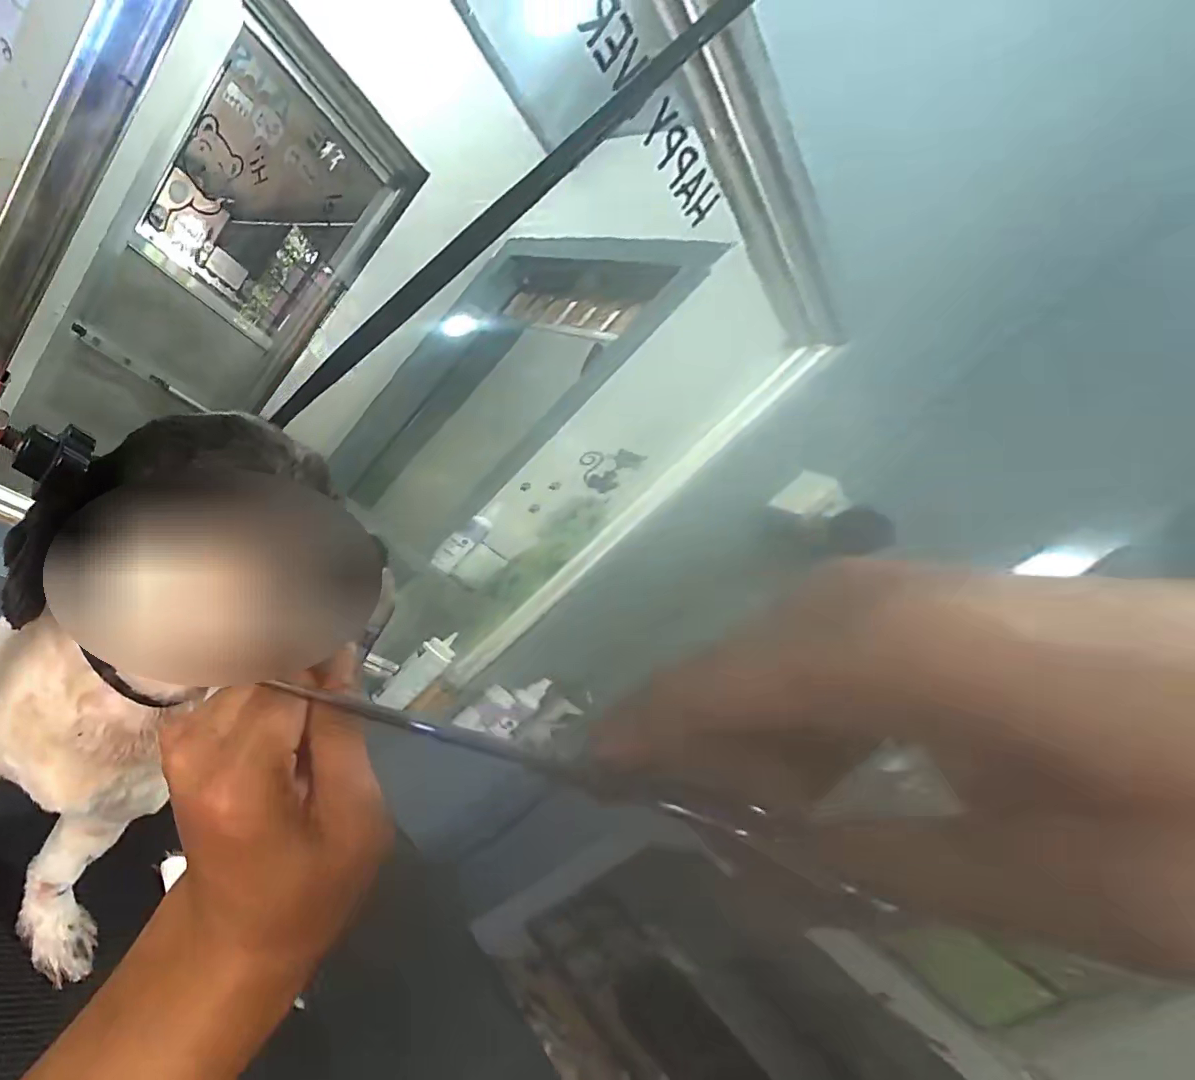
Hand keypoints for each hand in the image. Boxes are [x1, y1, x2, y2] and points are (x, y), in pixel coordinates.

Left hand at [160, 647, 393, 972]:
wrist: (236, 929)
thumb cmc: (308, 889)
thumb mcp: (354, 821)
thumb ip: (342, 732)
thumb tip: (336, 657)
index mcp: (241, 779)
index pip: (285, 681)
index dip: (320, 666)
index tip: (346, 666)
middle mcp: (195, 748)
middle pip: (260, 673)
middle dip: (301, 678)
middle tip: (328, 717)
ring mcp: (177, 741)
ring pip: (243, 677)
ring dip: (279, 694)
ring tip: (300, 739)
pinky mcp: (173, 739)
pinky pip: (226, 693)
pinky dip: (256, 703)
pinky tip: (273, 738)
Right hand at [594, 560, 1194, 970]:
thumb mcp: (1093, 889)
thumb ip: (894, 865)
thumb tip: (761, 850)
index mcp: (893, 649)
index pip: (713, 685)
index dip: (641, 728)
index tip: (585, 768)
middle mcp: (883, 598)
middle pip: (736, 662)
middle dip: (700, 738)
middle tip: (698, 818)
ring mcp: (928, 590)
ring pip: (780, 653)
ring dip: (759, 730)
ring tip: (775, 809)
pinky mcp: (964, 602)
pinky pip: (837, 648)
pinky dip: (813, 711)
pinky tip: (846, 769)